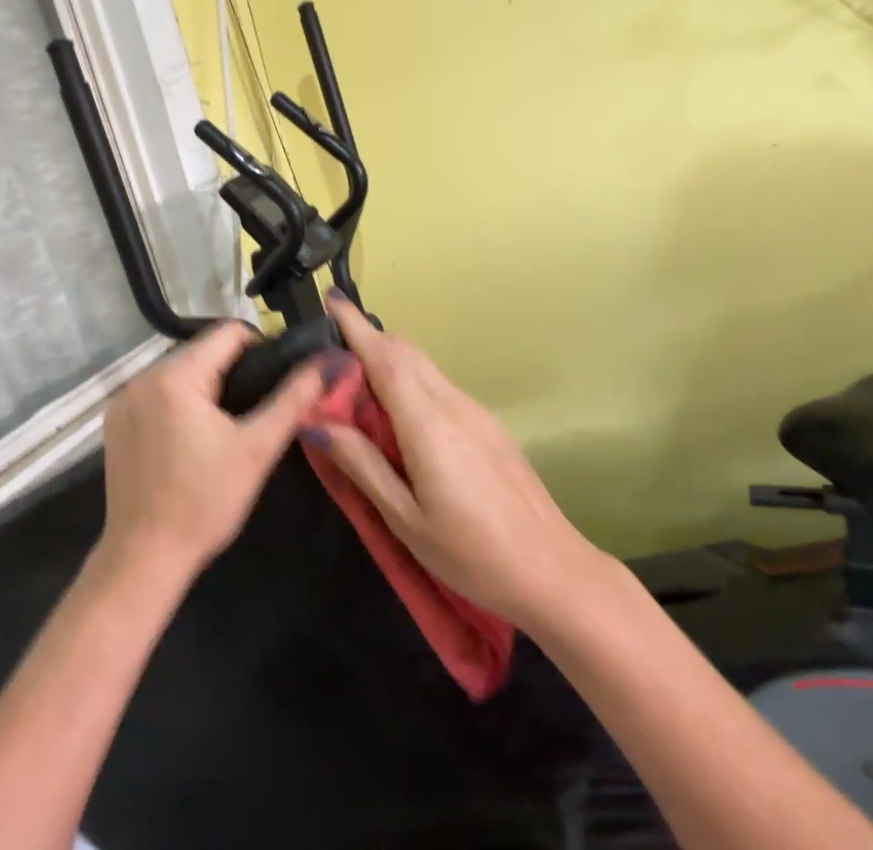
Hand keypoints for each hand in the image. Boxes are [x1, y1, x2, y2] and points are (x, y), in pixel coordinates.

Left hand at [100, 321, 325, 573]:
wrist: (146, 555)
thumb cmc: (206, 502)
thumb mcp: (257, 449)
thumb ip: (293, 399)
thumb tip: (327, 363)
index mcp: (176, 376)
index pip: (227, 332)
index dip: (261, 348)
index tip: (277, 381)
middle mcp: (142, 378)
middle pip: (200, 352)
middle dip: (232, 371)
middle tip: (257, 411)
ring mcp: (123, 401)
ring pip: (178, 373)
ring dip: (205, 388)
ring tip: (228, 426)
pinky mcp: (114, 423)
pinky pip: (156, 395)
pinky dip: (178, 405)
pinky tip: (193, 439)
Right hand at [309, 294, 603, 627]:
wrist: (552, 571)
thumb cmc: (471, 554)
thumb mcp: (405, 520)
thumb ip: (363, 466)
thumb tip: (319, 423)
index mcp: (429, 426)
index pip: (387, 359)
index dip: (357, 327)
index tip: (332, 301)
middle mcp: (456, 407)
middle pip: (408, 354)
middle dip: (369, 343)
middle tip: (331, 363)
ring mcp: (478, 415)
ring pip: (426, 370)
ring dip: (390, 368)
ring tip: (358, 401)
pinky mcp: (490, 429)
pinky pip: (442, 391)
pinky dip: (411, 389)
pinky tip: (399, 427)